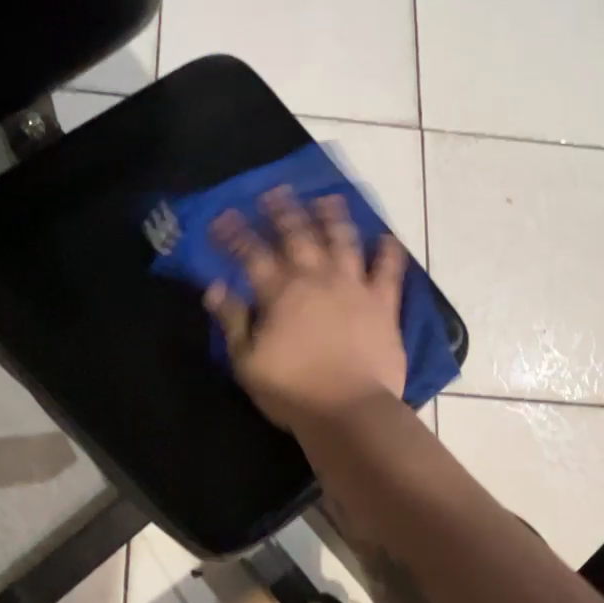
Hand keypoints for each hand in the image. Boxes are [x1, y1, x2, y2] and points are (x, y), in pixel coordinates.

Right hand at [205, 187, 409, 430]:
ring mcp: (353, 287)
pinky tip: (387, 237)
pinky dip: (388, 252)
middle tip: (274, 192)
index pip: (250, 254)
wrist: (350, 411)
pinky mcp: (384, 304)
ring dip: (332, 217)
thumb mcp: (247, 361)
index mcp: (279, 292)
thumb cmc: (292, 391)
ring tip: (326, 199)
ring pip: (342, 241)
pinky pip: (388, 270)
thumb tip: (215, 288)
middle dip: (282, 211)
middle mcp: (316, 279)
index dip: (234, 234)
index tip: (223, 217)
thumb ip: (233, 321)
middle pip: (297, 235)